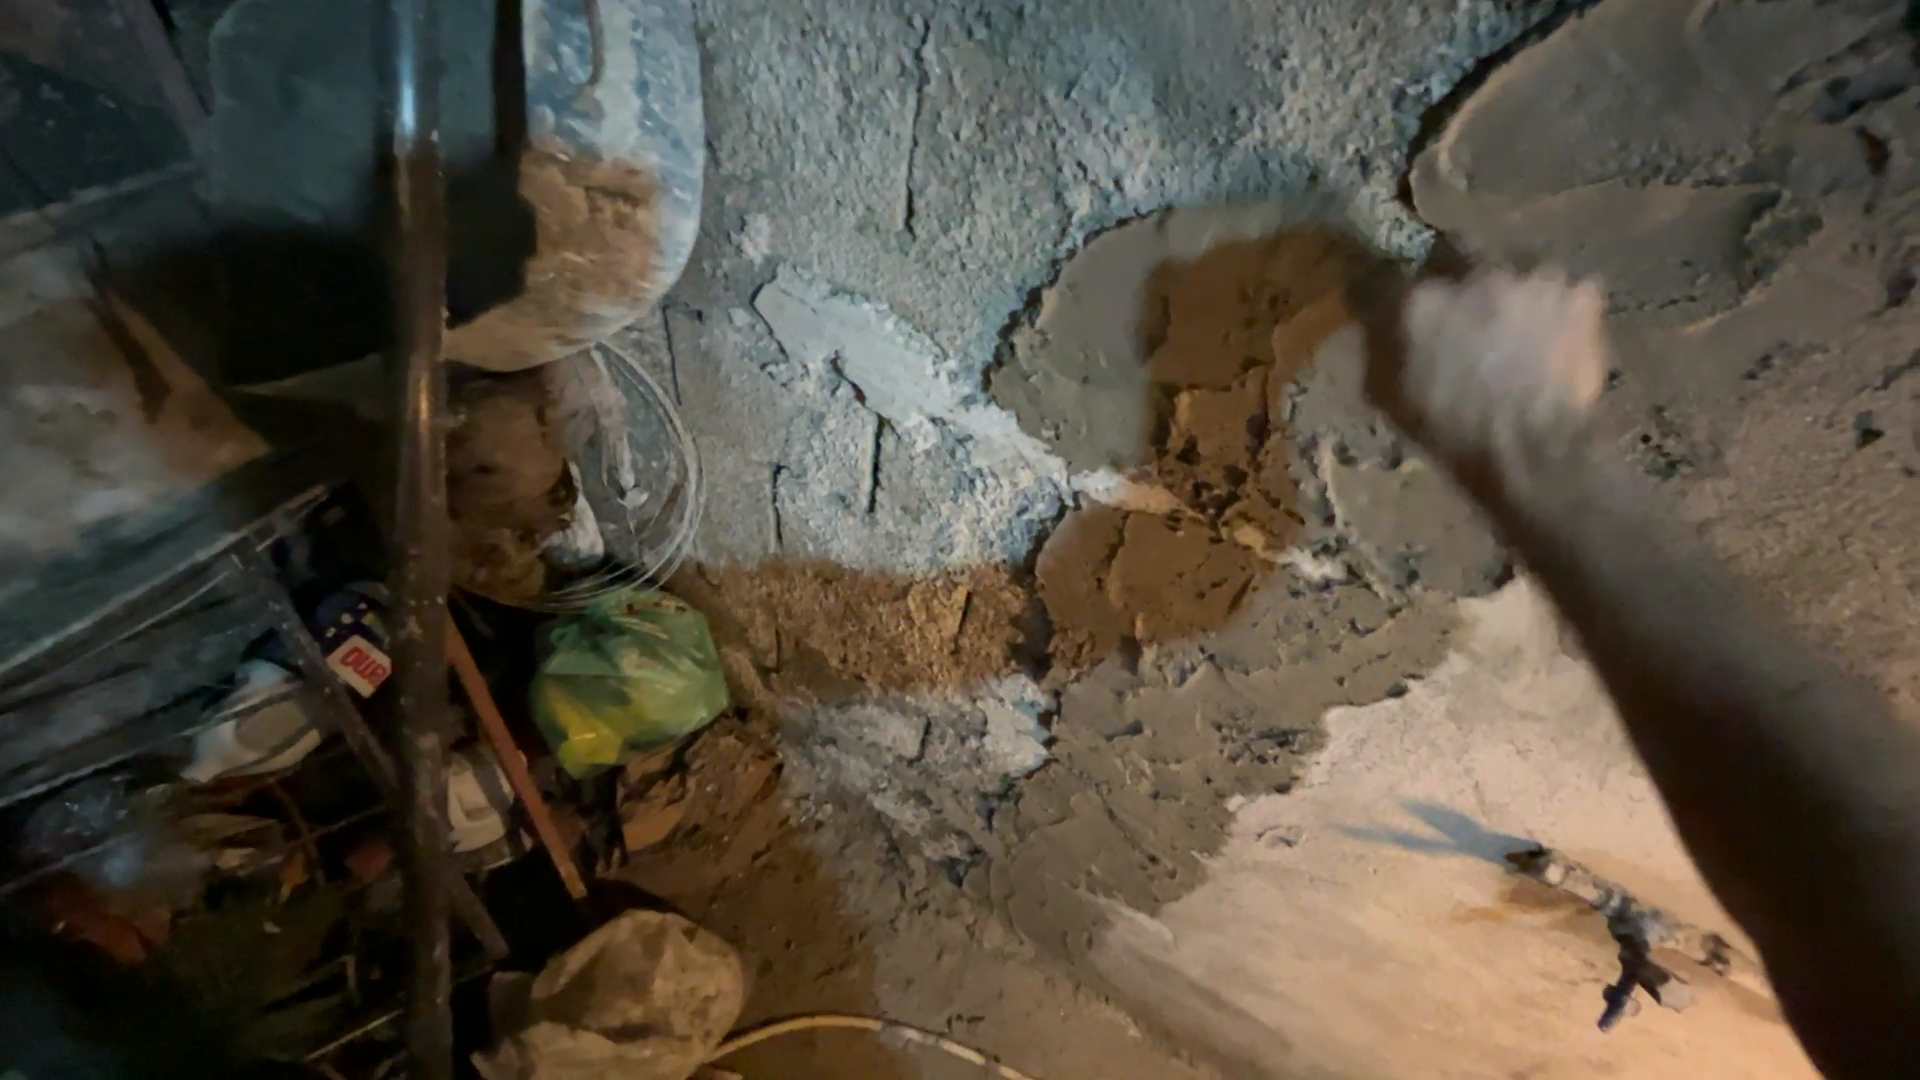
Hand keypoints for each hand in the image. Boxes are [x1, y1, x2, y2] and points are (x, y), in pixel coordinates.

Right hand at [1362, 264, 1610, 500]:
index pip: (1398, 272)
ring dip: (1506, 286)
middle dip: (1455, 274)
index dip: (1404, 292)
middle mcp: (1474, 271)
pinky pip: (1559, 287)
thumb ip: (1379, 342)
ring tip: (1507, 322)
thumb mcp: (1383, 392)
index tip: (1406, 307)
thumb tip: (1379, 317)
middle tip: (1460, 308)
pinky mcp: (1583, 290)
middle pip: (1457, 251)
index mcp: (1417, 298)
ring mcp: (1534, 275)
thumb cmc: (1442, 425)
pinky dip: (1550, 304)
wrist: (1523, 446)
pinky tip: (1545, 334)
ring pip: (1512, 265)